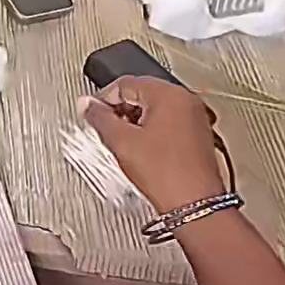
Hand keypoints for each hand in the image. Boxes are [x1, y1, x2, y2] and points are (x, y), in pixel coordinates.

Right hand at [79, 76, 226, 212]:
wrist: (192, 201)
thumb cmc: (166, 173)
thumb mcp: (121, 142)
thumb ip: (99, 118)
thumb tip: (87, 104)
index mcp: (169, 95)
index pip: (126, 83)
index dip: (103, 99)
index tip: (93, 113)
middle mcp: (186, 100)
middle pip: (142, 93)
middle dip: (120, 110)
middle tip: (108, 129)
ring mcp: (195, 116)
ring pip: (154, 108)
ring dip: (135, 121)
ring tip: (125, 143)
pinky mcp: (197, 133)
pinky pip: (168, 121)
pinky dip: (151, 130)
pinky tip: (143, 150)